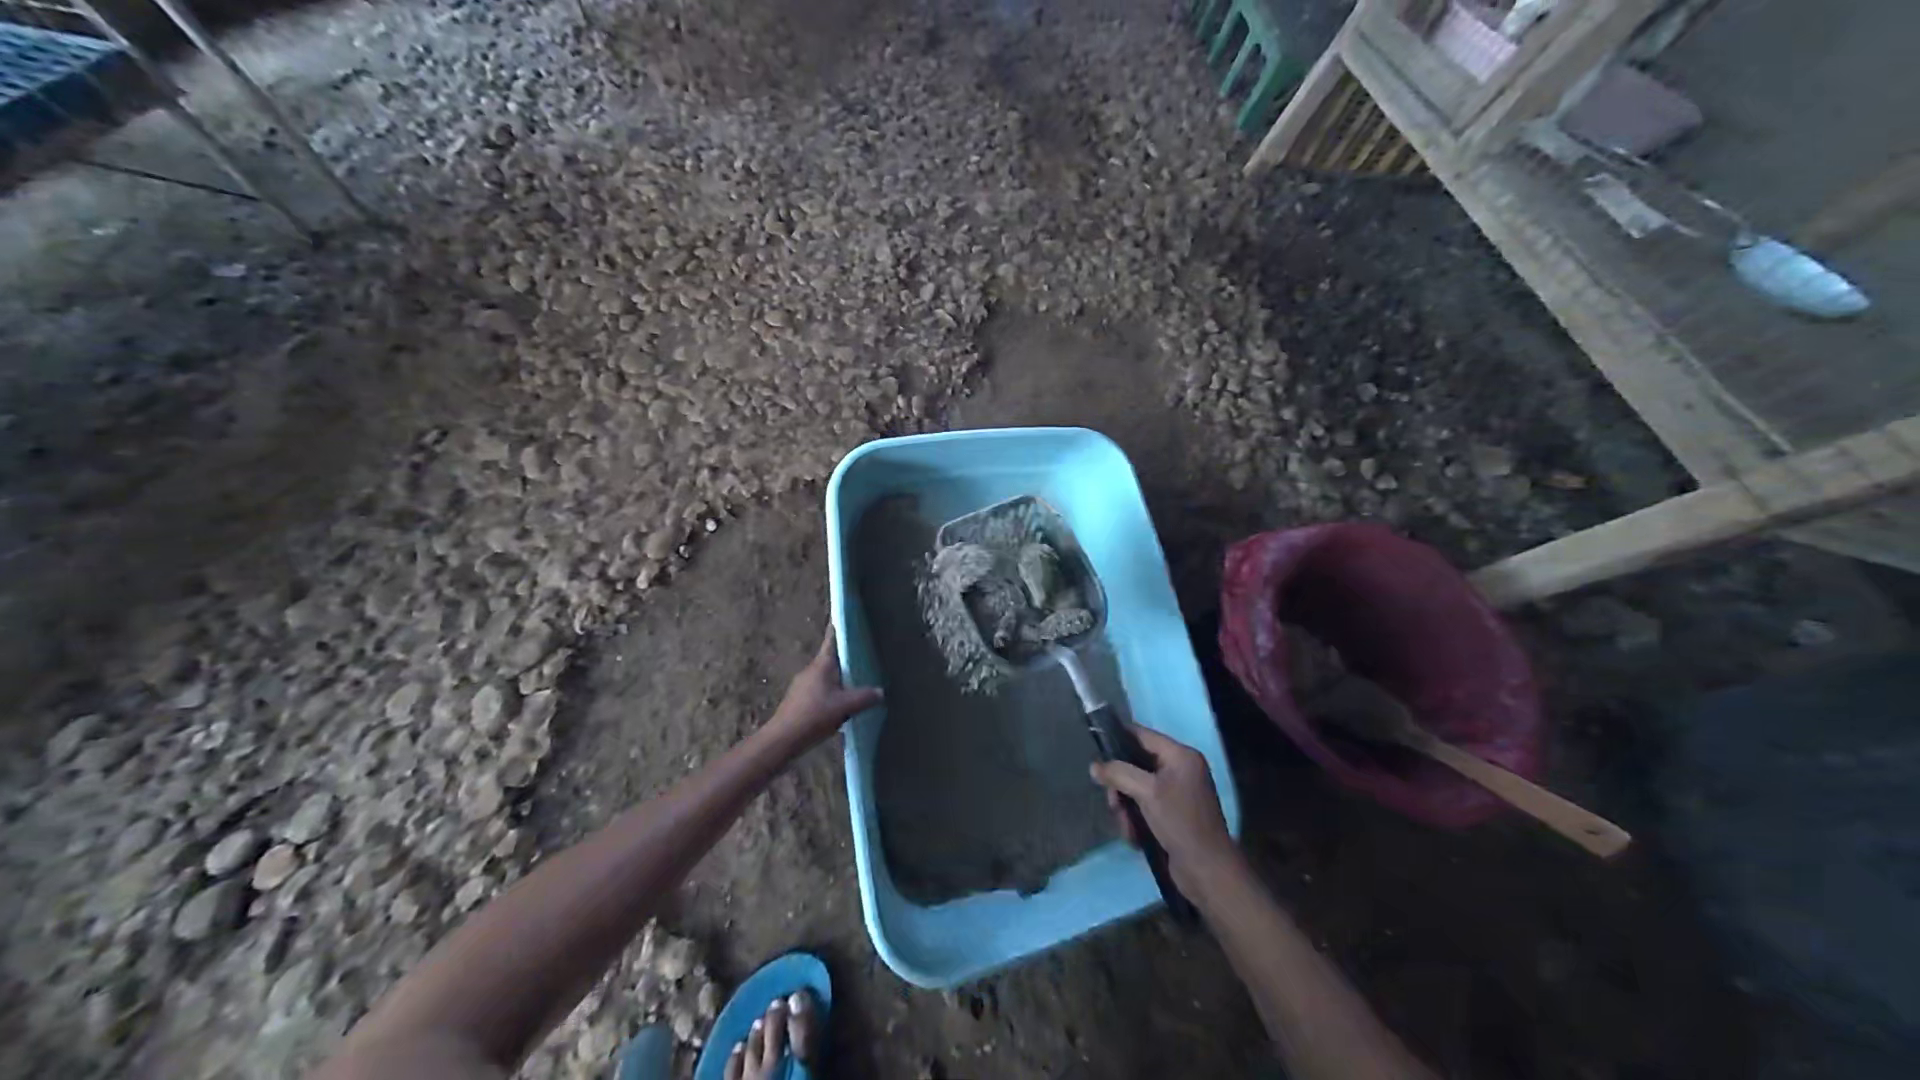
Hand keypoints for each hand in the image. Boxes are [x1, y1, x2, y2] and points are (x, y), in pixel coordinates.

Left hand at [767, 628, 882, 749]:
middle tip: (863, 656)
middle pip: (831, 658)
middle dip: (845, 658)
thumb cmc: (813, 716)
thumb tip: (881, 692)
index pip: (832, 639)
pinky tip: (841, 705)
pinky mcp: (799, 700)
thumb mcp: (844, 707)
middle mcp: (811, 670)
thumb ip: (865, 697)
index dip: (839, 627)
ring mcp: (802, 685)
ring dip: (839, 678)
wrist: (782, 739)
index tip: (846, 615)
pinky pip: (820, 690)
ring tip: (857, 683)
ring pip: (826, 676)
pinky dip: (832, 692)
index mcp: (821, 665)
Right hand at [1090, 724, 1238, 896]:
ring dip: (1126, 807)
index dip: (1117, 739)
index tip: (1096, 753)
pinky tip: (1135, 836)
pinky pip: (1144, 805)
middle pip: (1135, 763)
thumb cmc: (1180, 822)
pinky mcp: (1172, 814)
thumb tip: (1094, 766)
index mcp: (1180, 755)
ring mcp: (1177, 792)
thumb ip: (1118, 774)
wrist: (1208, 871)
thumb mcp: (1147, 793)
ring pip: (1136, 787)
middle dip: (1120, 785)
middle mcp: (1180, 769)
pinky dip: (1136, 819)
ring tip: (1127, 827)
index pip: (1141, 735)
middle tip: (1114, 804)